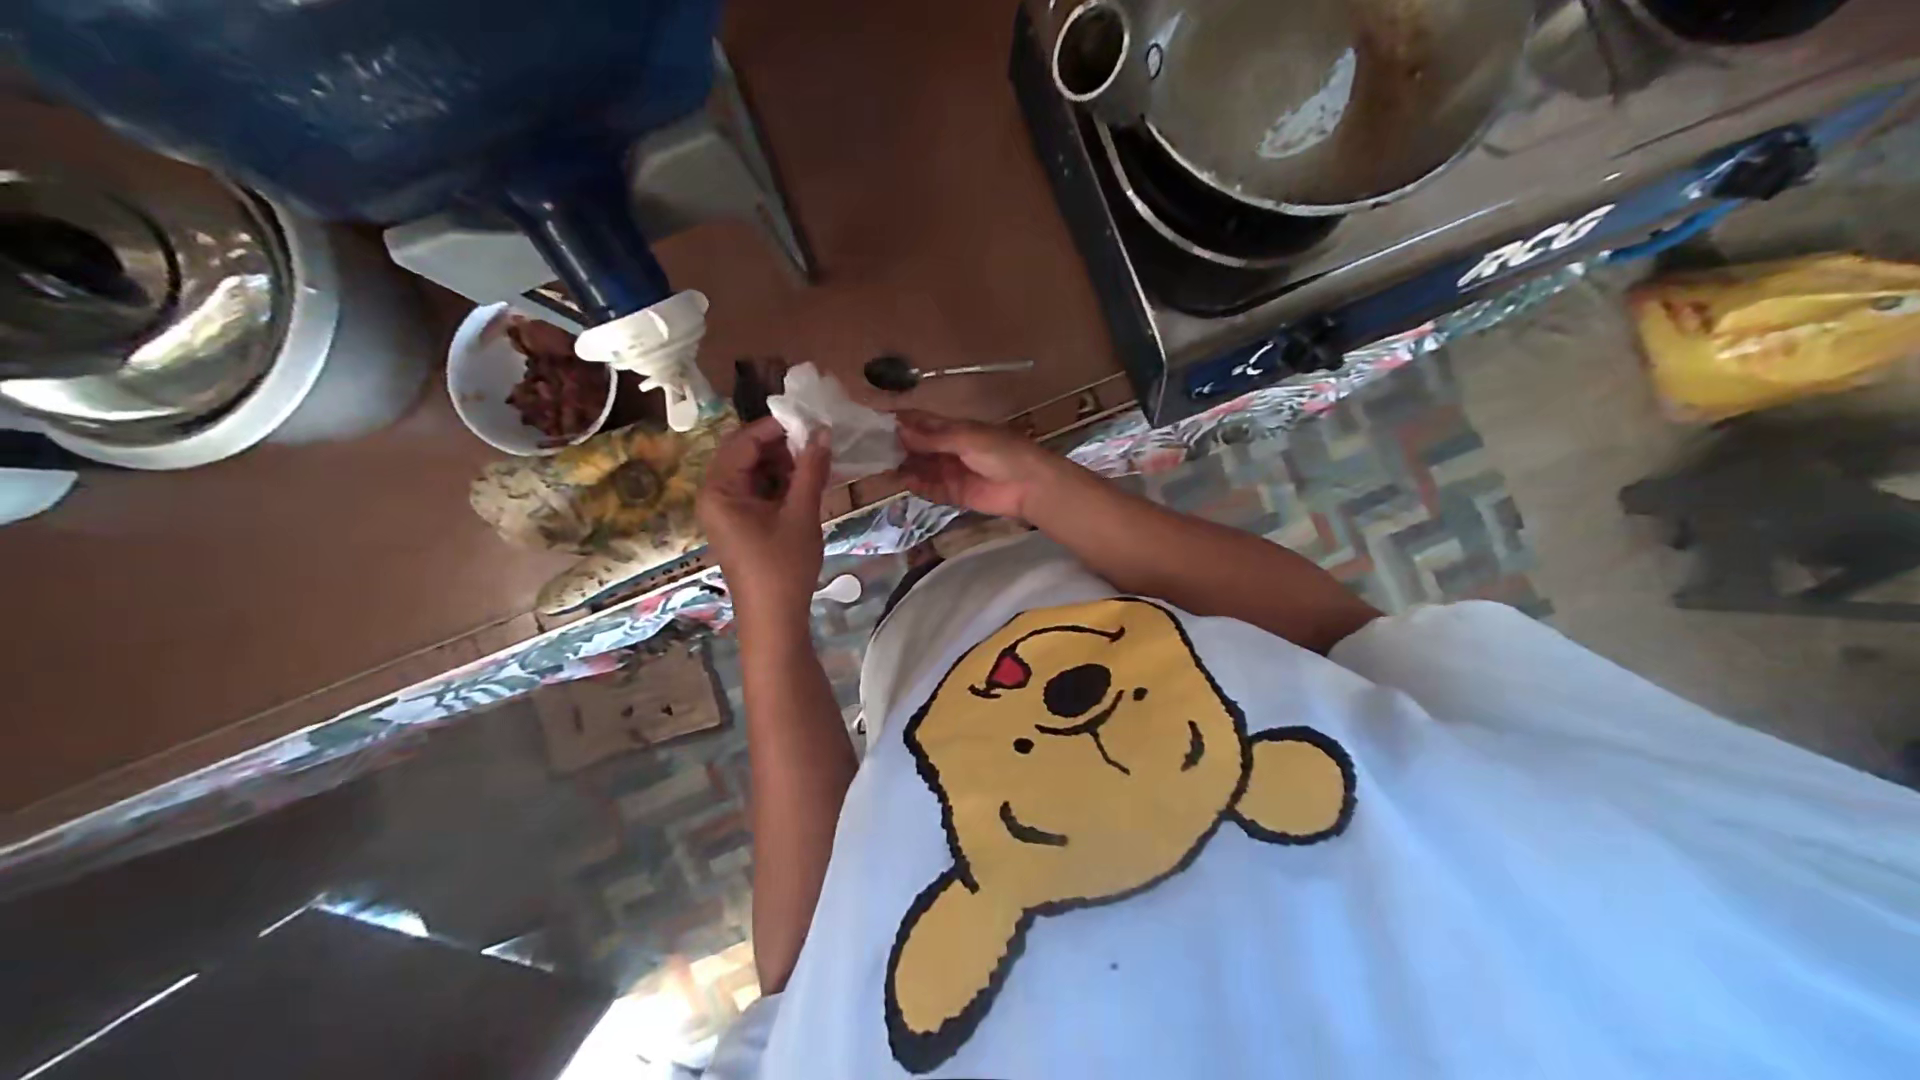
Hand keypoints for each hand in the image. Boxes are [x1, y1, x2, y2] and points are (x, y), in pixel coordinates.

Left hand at [698, 417, 831, 623]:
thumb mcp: (801, 514)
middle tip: (817, 441)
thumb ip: (811, 469)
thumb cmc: (783, 567)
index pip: (743, 441)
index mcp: (719, 490)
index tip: (810, 420)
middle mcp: (715, 496)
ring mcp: (726, 511)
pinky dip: (781, 484)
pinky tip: (808, 483)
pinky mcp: (739, 525)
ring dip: (784, 464)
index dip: (776, 427)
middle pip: (745, 454)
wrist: (774, 619)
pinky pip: (758, 492)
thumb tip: (823, 432)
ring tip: (818, 462)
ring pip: (754, 473)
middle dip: (781, 446)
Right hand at [891, 410, 1081, 521]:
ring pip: (920, 468)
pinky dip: (917, 486)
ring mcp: (951, 471)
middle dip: (896, 446)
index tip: (873, 420)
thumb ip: (934, 437)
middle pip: (917, 446)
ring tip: (879, 467)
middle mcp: (949, 448)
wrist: (1029, 486)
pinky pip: (930, 489)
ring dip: (903, 467)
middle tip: (868, 448)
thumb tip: (900, 430)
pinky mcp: (954, 493)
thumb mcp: (967, 438)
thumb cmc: (1002, 453)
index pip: (921, 421)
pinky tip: (901, 482)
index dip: (900, 420)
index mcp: (955, 428)